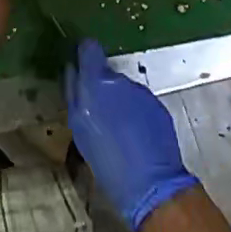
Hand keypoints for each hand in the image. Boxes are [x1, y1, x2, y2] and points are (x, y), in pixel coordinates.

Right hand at [64, 39, 198, 229]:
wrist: (151, 183)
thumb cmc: (104, 156)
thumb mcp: (78, 124)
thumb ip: (73, 92)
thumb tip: (71, 68)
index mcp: (96, 82)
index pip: (89, 48)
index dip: (84, 54)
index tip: (81, 64)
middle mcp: (121, 81)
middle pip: (106, 73)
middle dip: (101, 86)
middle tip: (98, 112)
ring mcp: (142, 93)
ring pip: (123, 89)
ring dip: (118, 100)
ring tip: (117, 128)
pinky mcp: (159, 107)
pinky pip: (139, 102)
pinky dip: (134, 112)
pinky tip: (134, 134)